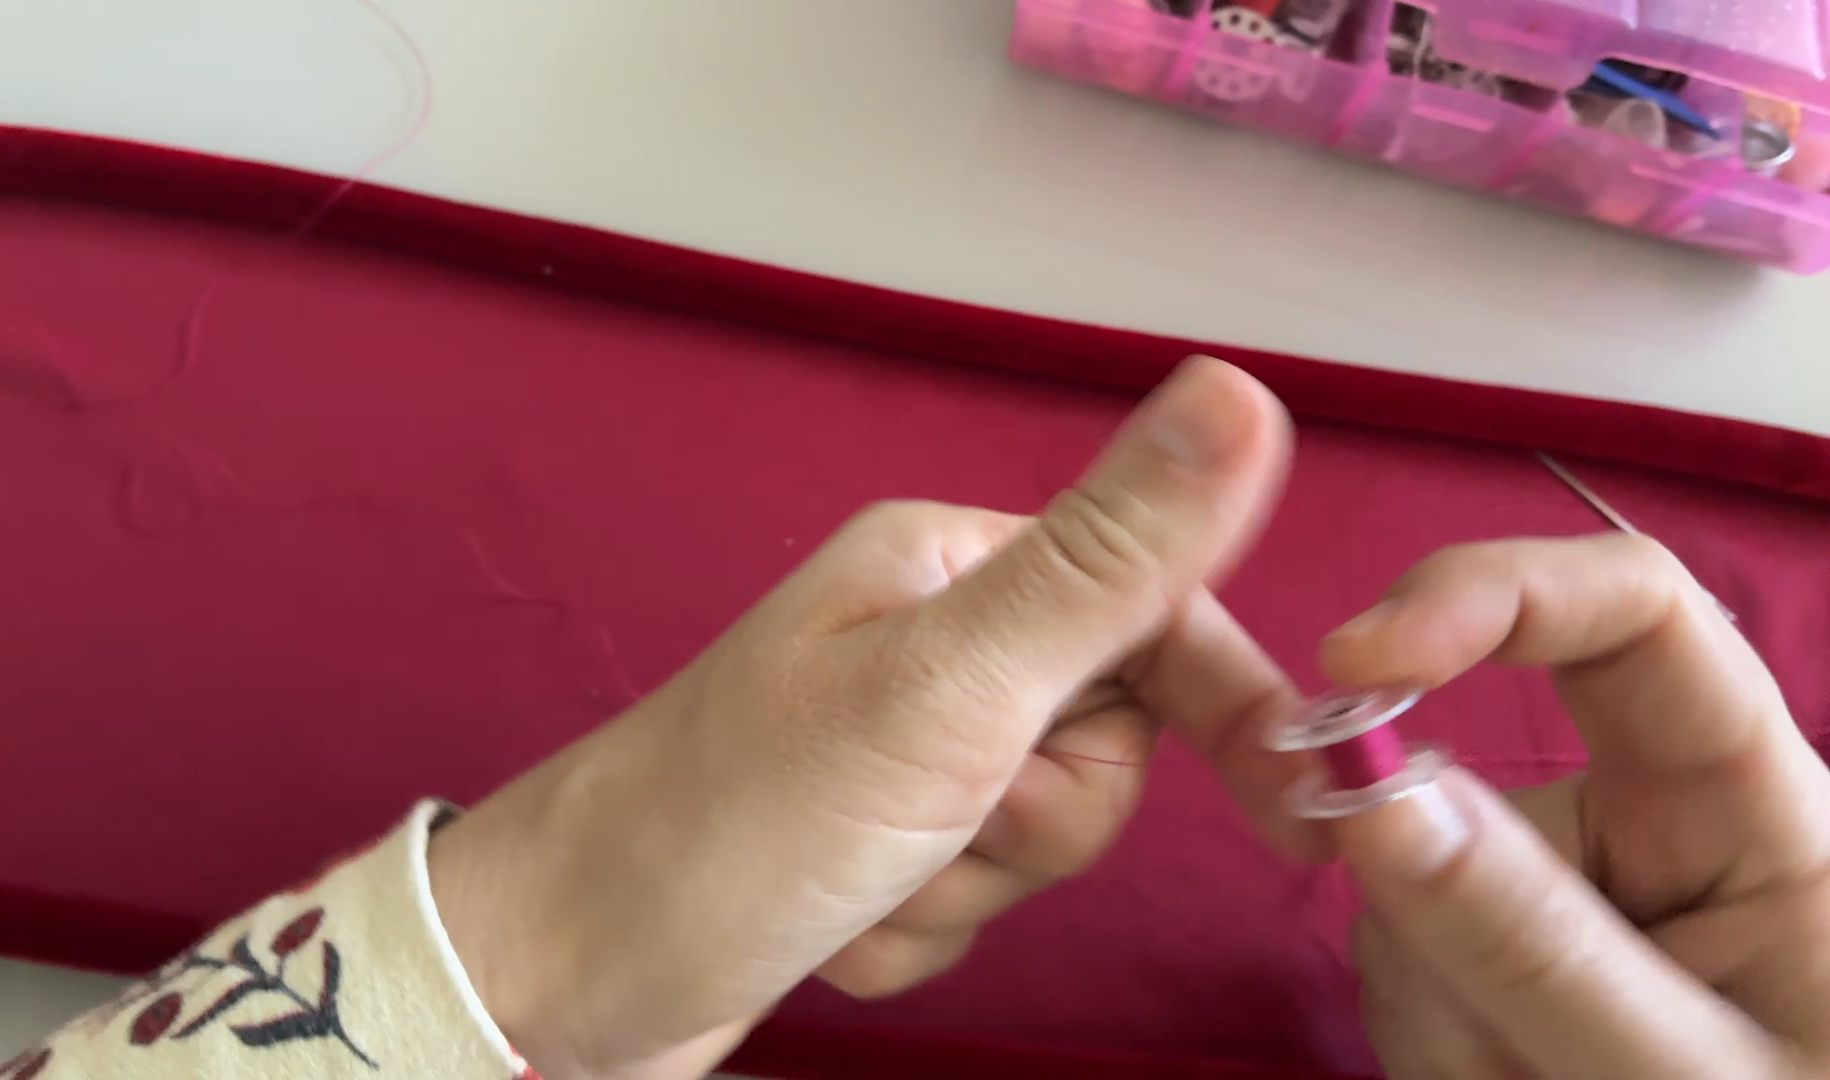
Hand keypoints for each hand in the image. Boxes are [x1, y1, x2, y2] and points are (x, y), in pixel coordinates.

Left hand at [426, 359, 1307, 1078]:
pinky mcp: (884, 830)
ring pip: (1040, 827)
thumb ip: (1106, 555)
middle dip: (1040, 815)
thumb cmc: (743, 812)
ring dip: (968, 882)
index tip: (1293, 796)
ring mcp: (907, 741)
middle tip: (941, 820)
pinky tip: (833, 913)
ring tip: (865, 872)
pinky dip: (918, 925)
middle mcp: (931, 640)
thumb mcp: (949, 682)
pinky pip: (976, 888)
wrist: (578, 965)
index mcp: (950, 567)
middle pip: (1100, 736)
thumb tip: (1234, 393)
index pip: (1151, 610)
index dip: (1226, 703)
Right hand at [1325, 535, 1829, 1077]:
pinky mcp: (1467, 927)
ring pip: (1391, 861)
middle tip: (1434, 986)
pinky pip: (1380, 930)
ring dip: (1427, 984)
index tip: (1348, 659)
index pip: (1630, 613)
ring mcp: (1529, 873)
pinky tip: (1490, 1076)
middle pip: (1454, 747)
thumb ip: (1532, 941)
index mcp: (1746, 815)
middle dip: (1405, 850)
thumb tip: (1360, 789)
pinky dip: (1416, 1018)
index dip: (1485, 592)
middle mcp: (1627, 821)